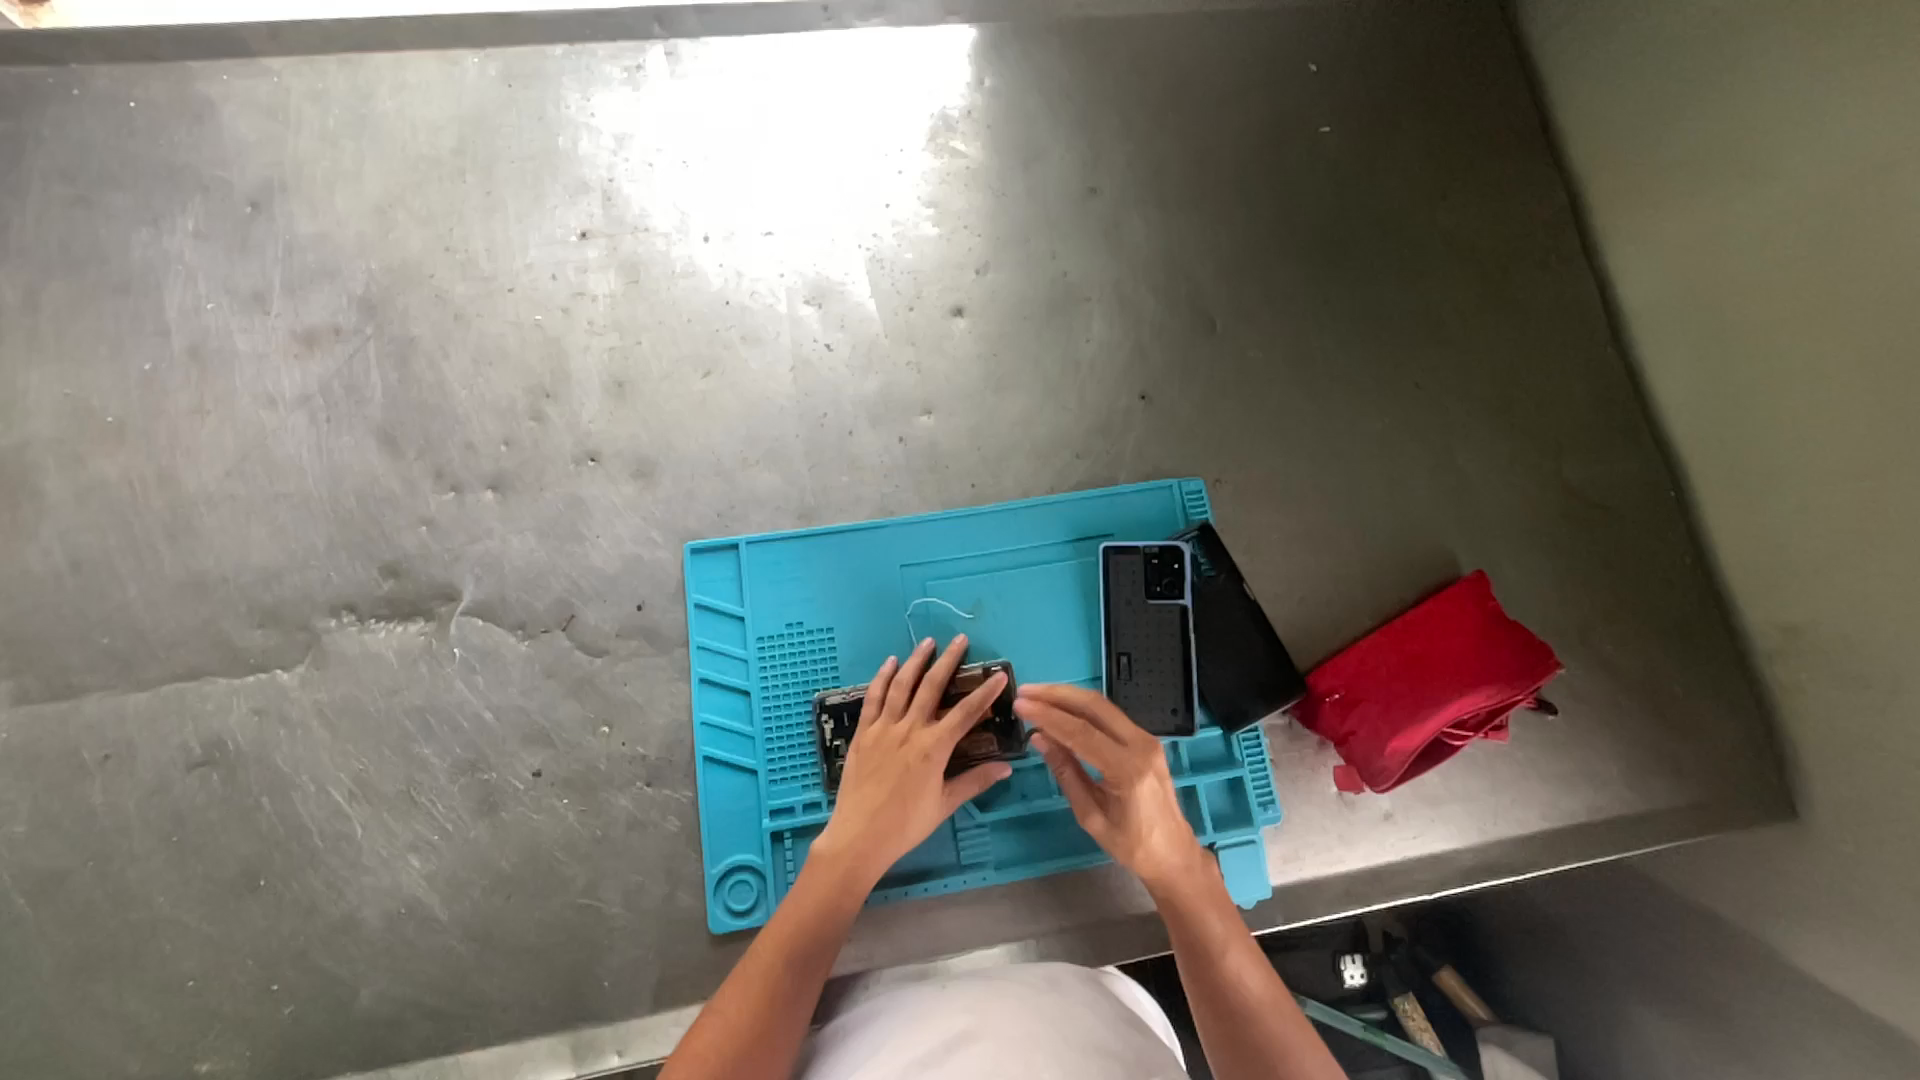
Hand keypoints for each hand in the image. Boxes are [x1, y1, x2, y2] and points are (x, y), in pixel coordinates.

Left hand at [811, 636, 1012, 889]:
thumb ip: (975, 781)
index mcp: (934, 748)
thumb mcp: (944, 804)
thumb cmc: (905, 825)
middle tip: (960, 640)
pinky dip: (882, 678)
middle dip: (948, 661)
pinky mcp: (863, 733)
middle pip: (932, 687)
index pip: (966, 713)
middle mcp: (910, 730)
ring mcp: (883, 728)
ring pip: (902, 685)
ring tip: (928, 642)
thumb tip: (1006, 768)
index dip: (985, 692)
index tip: (999, 675)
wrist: (858, 836)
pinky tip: (890, 663)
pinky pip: (873, 698)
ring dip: (916, 661)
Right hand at [1014, 683, 1209, 893]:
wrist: (1174, 853)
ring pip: (1103, 706)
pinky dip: (1082, 708)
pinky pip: (1110, 716)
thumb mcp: (1090, 815)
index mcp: (1128, 769)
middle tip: (1025, 691)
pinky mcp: (1146, 740)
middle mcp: (1141, 745)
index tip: (1020, 705)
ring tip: (1037, 694)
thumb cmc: (1132, 845)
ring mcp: (1147, 739)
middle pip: (1094, 706)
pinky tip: (1062, 709)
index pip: (1081, 732)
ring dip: (1068, 696)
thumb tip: (1039, 738)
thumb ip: (1066, 773)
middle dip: (1056, 695)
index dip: (1048, 716)